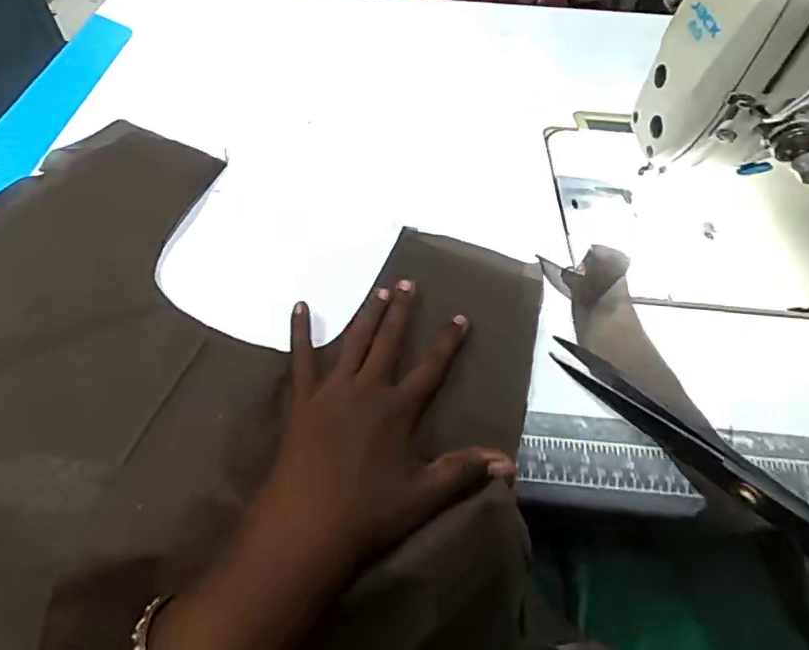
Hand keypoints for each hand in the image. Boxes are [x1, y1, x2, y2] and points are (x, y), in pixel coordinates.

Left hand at [258, 279, 516, 562]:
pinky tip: (299, 306)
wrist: (307, 524)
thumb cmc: (368, 513)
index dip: (447, 342)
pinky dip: (299, 331)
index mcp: (397, 410)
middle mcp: (366, 389)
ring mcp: (331, 390)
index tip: (460, 317)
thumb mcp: (423, 496)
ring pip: (353, 341)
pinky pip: (300, 357)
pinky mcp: (303, 399)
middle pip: (388, 342)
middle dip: (400, 311)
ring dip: (366, 314)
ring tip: (377, 290)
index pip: (430, 368)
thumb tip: (509, 462)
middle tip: (407, 282)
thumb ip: (463, 471)